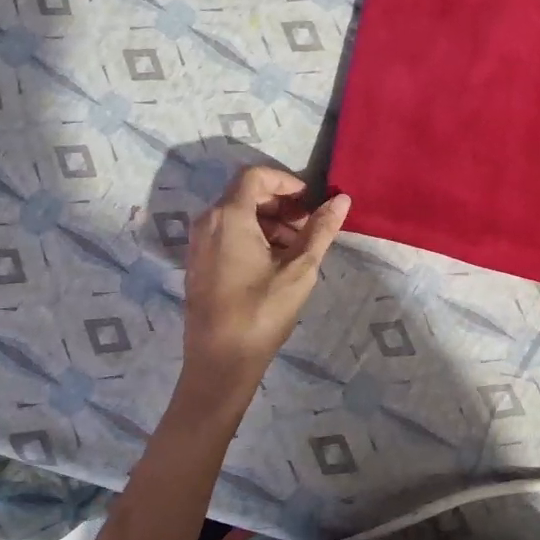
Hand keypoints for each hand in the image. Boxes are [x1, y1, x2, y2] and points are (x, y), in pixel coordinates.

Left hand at [179, 167, 349, 400]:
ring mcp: (198, 243)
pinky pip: (225, 233)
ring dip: (268, 221)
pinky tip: (273, 263)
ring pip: (236, 214)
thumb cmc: (261, 312)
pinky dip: (251, 235)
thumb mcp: (299, 270)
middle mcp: (207, 222)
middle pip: (245, 193)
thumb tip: (342, 199)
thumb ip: (320, 230)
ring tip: (295, 248)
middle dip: (280, 203)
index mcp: (229, 216)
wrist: (219, 364)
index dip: (285, 181)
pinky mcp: (197, 263)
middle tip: (308, 226)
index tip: (309, 201)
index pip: (256, 175)